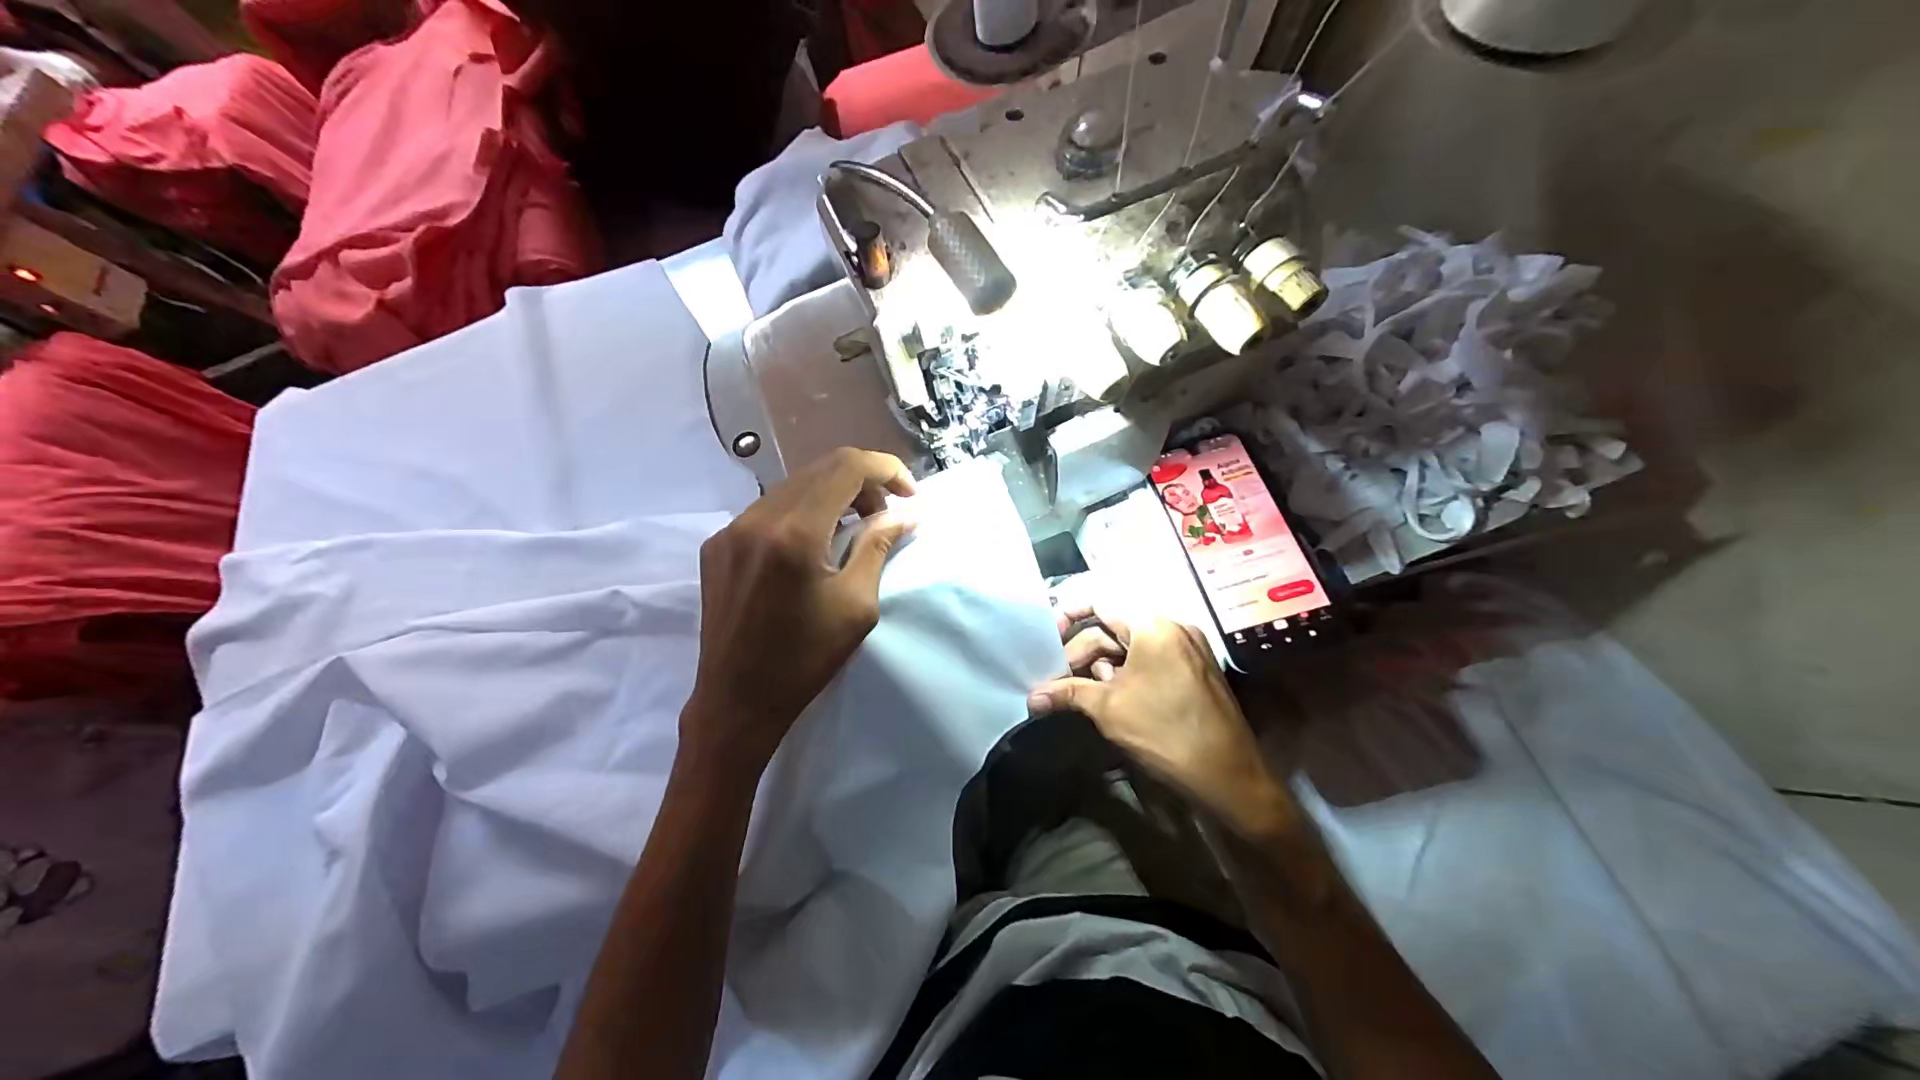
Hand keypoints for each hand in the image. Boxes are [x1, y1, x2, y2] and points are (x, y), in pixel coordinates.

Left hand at [685, 448, 916, 770]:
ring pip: (793, 486)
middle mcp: (757, 518)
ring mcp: (730, 529)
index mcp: (795, 533)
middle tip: (886, 514)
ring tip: (853, 528)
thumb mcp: (856, 605)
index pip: (847, 467)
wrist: (736, 700)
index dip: (885, 469)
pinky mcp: (717, 544)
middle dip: (862, 482)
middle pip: (820, 469)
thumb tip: (904, 515)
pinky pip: (768, 509)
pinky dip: (800, 512)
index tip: (908, 494)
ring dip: (831, 495)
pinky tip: (812, 543)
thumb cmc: (805, 660)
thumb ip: (878, 547)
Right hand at [1028, 608, 1295, 840]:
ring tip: (1083, 695)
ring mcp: (1188, 648)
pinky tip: (1112, 699)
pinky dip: (1126, 673)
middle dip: (1082, 652)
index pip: (1101, 599)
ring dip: (1102, 666)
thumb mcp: (1108, 710)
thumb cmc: (1164, 733)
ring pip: (1131, 645)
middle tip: (1057, 680)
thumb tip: (1031, 698)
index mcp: (1154, 625)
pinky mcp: (1195, 670)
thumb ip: (1067, 693)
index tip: (1048, 636)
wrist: (1229, 776)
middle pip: (1114, 625)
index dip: (1069, 613)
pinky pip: (1151, 659)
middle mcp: (1174, 627)